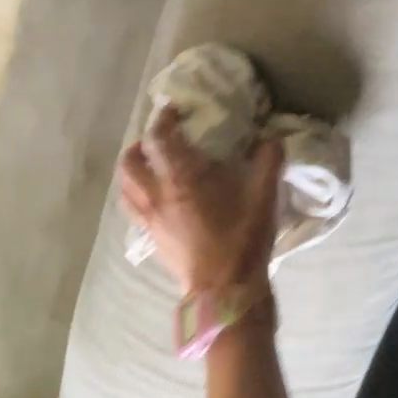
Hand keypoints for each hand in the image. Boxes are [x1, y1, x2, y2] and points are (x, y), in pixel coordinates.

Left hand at [120, 109, 283, 295]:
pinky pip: (133, 208)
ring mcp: (150, 219)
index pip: (160, 138)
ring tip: (151, 165)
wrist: (224, 288)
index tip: (175, 109)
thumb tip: (271, 137)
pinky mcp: (151, 238)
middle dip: (141, 144)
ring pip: (126, 186)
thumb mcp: (265, 194)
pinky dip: (138, 194)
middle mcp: (157, 195)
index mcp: (182, 178)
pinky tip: (156, 198)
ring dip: (134, 169)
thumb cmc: (242, 237)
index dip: (164, 119)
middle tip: (160, 138)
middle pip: (131, 161)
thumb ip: (269, 160)